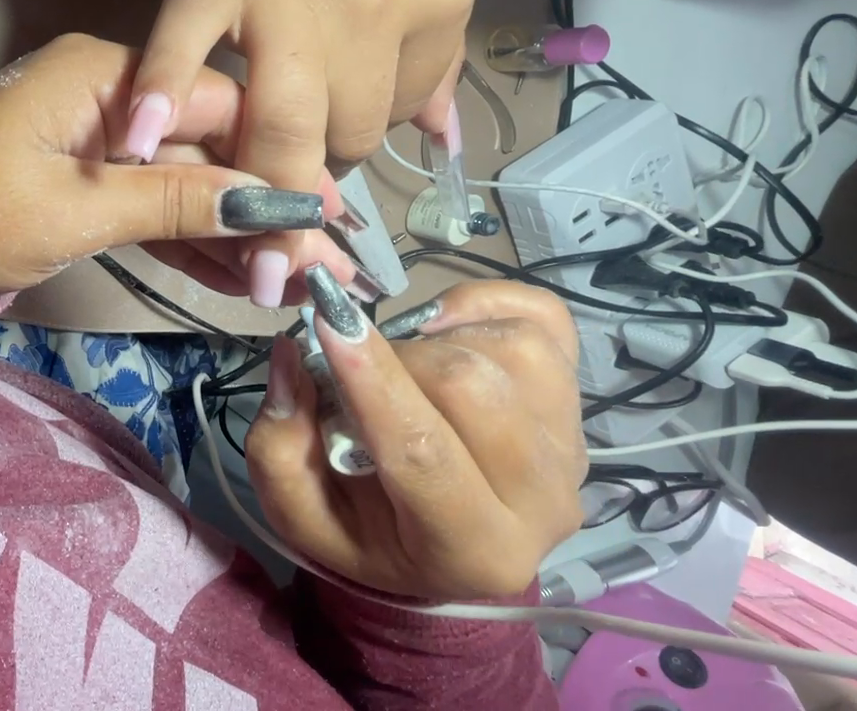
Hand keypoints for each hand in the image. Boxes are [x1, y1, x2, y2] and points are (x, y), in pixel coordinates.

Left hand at [0, 35, 355, 296]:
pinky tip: (236, 277)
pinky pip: (145, 202)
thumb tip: (274, 204)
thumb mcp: (76, 211)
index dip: (275, 162)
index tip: (330, 219)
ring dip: (230, 233)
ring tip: (296, 284)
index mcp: (103, 76)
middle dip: (262, 210)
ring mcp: (95, 136)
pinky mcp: (82, 174)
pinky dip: (182, 239)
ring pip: (181, 182)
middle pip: (206, 148)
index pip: (215, 106)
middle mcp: (107, 94)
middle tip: (329, 267)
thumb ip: (175, 202)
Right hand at [121, 0, 475, 306]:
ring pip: (282, 121)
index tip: (319, 143)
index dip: (354, 140)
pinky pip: (186, 49)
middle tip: (286, 221)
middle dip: (312, 179)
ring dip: (264, 195)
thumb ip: (436, 57)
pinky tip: (139, 144)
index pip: (395, 114)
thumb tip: (443, 143)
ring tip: (253, 263)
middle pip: (343, 135)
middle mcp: (371, 4)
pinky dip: (165, 97)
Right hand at [247, 280, 585, 600]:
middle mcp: (542, 502)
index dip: (371, 378)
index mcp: (469, 546)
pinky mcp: (577, 401)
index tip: (327, 321)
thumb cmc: (364, 532)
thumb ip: (279, 442)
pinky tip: (443, 328)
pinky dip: (483, 304)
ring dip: (434, 339)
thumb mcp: (296, 508)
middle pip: (470, 385)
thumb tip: (291, 352)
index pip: (423, 449)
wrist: (444, 553)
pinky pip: (542, 317)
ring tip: (403, 364)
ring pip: (512, 348)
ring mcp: (571, 449)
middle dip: (394, 358)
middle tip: (357, 368)